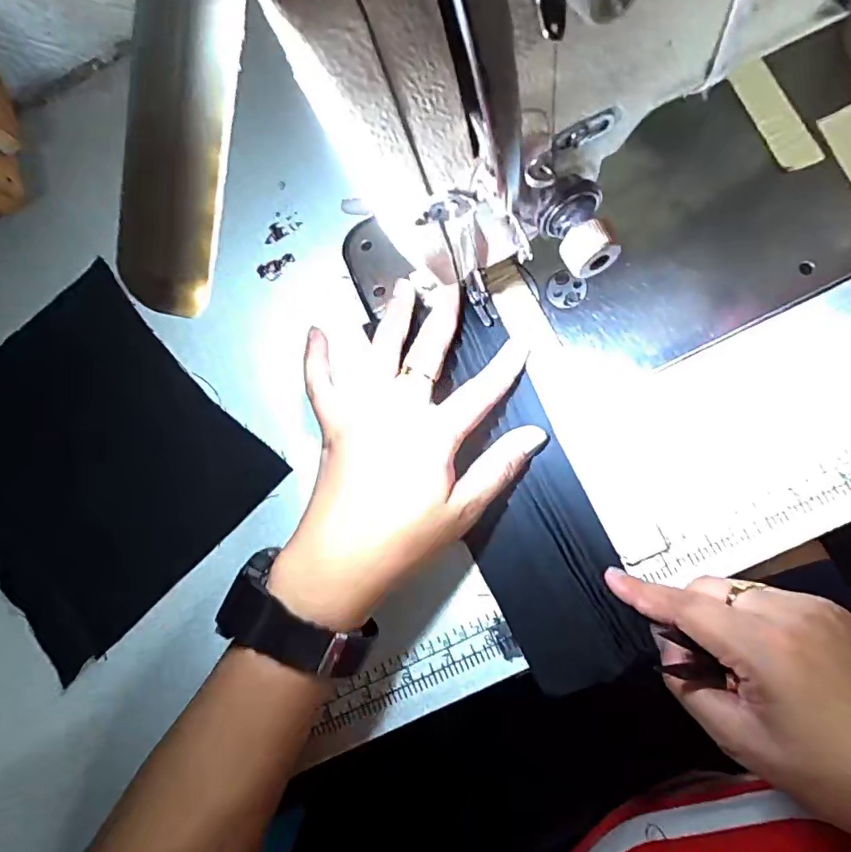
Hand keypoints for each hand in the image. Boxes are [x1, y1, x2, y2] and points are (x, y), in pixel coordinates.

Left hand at [269, 279, 546, 632]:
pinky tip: (317, 332)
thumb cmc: (403, 540)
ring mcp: (361, 413)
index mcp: (433, 434)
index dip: (506, 367)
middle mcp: (396, 412)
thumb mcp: (463, 510)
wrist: (339, 562)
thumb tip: (533, 438)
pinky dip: (318, 356)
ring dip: (391, 319)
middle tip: (450, 290)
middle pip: (425, 355)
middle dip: (442, 319)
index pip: (481, 392)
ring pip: (377, 353)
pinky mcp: (334, 425)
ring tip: (401, 290)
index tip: (522, 345)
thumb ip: (498, 468)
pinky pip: (321, 382)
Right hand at [604, 568, 850, 851]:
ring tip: (734, 669)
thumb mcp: (745, 741)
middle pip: (713, 588)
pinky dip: (751, 618)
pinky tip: (765, 661)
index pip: (688, 605)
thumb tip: (674, 654)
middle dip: (685, 610)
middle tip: (690, 664)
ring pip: (742, 591)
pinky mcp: (836, 613)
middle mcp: (790, 608)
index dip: (645, 593)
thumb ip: (695, 687)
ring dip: (719, 615)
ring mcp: (818, 606)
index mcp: (764, 643)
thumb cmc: (830, 775)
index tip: (613, 577)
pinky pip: (773, 601)